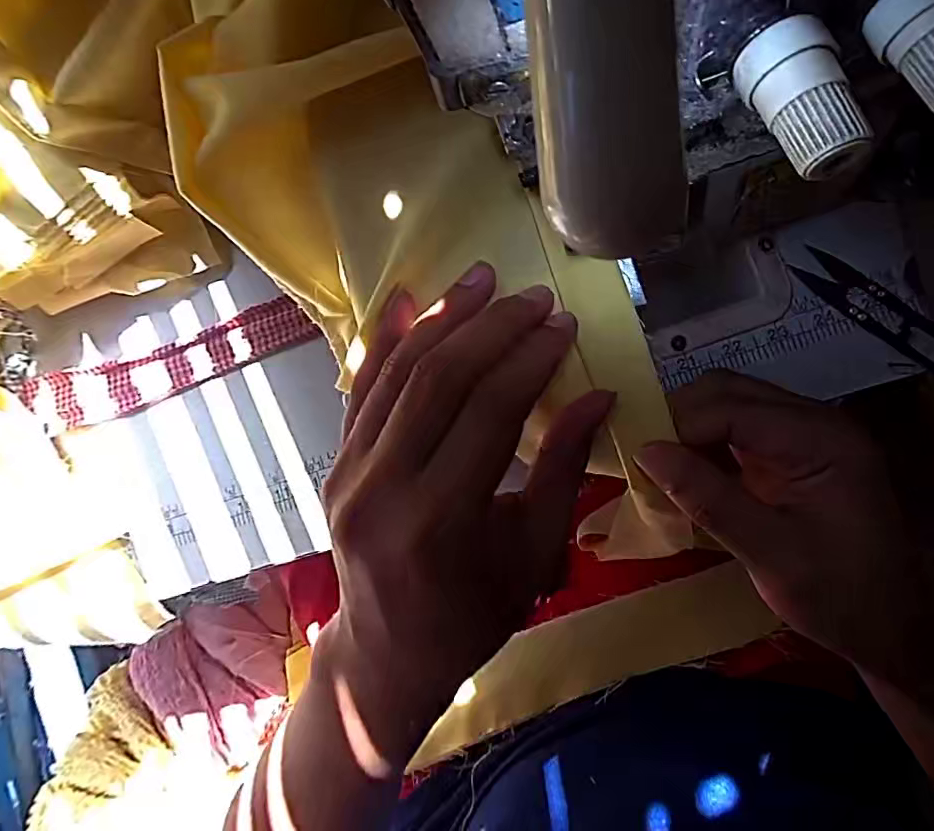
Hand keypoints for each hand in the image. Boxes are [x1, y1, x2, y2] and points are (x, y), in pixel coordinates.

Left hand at [320, 261, 612, 771]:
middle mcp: (382, 487)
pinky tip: (406, 296)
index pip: (490, 410)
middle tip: (534, 298)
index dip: (531, 358)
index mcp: (439, 519)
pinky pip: (360, 388)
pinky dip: (385, 338)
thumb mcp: (533, 552)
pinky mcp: (334, 461)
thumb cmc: (473, 614)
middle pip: (441, 379)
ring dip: (444, 317)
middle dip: (493, 327)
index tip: (564, 325)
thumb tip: (600, 395)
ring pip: (398, 372)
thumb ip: (563, 467)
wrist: (385, 655)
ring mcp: (347, 471)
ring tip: (482, 279)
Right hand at [636, 371, 933, 672]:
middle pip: (729, 390)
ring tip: (661, 462)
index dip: (680, 426)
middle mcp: (815, 419)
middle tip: (646, 456)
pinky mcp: (795, 448)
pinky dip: (707, 440)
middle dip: (680, 417)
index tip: (639, 459)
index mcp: (821, 438)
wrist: (897, 629)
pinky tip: (689, 469)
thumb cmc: (842, 597)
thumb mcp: (772, 556)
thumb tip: (646, 452)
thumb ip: (709, 498)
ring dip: (691, 425)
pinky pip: (739, 425)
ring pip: (730, 400)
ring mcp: (806, 431)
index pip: (732, 408)